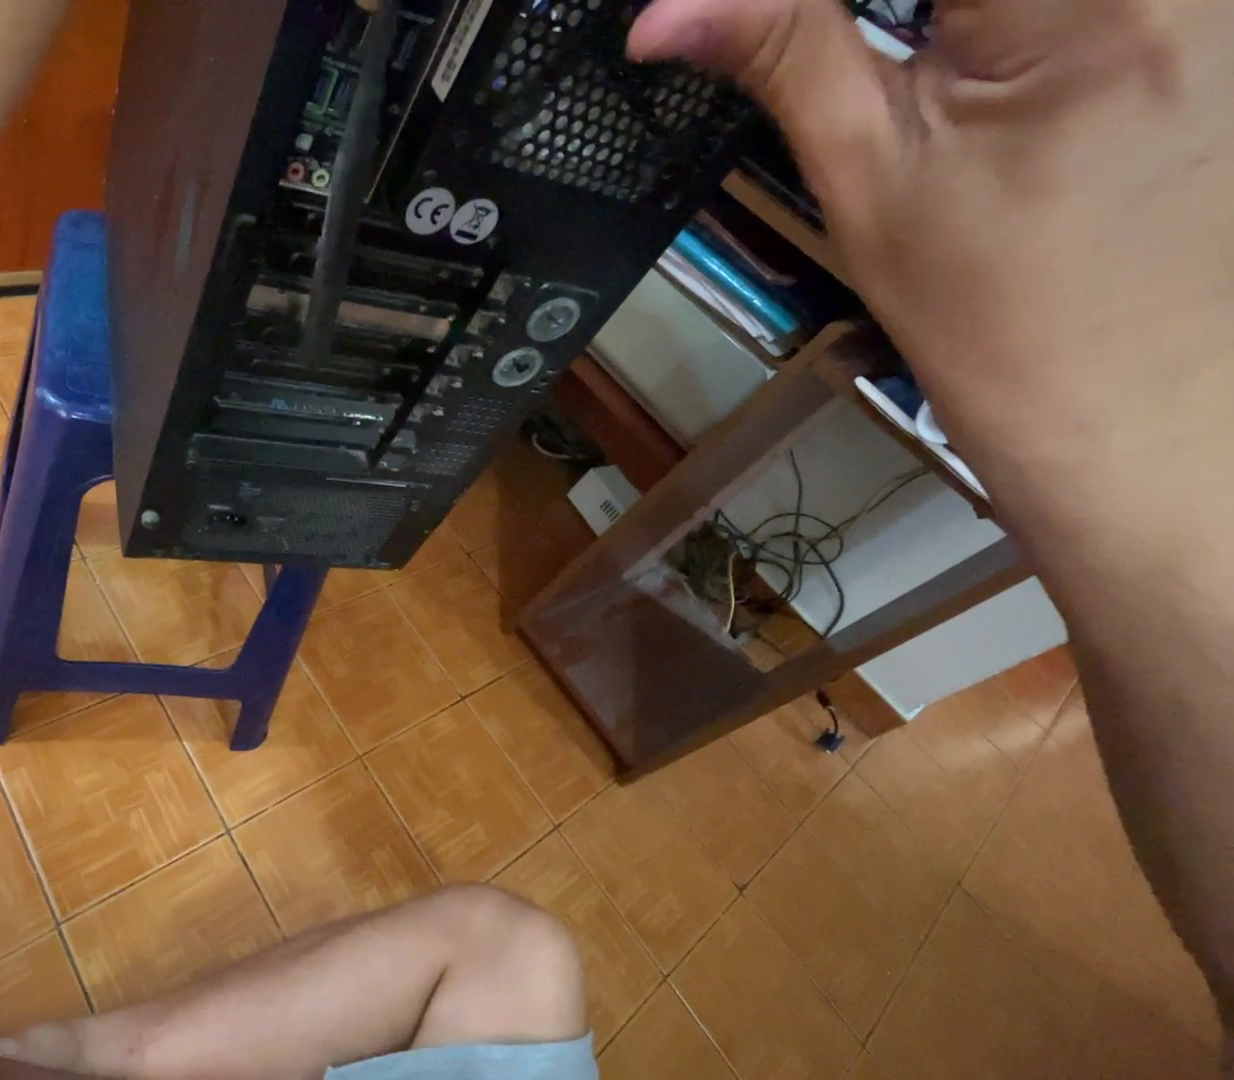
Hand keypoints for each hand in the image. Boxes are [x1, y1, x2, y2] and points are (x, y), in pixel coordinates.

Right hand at [629, 0, 1233, 530]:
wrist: (1126, 389)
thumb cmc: (985, 307)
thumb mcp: (865, 172)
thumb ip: (782, 53)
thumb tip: (662, 15)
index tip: (729, 19)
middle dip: (839, 7)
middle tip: (769, 39)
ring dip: (889, 16)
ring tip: (827, 53)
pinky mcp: (1196, 13)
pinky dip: (953, 19)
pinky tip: (929, 53)